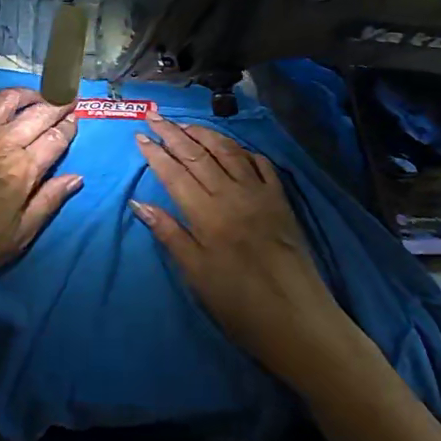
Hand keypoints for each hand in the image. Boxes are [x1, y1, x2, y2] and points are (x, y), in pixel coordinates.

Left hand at [0, 87, 83, 305]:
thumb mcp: (20, 236)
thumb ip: (49, 201)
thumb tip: (76, 177)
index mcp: (21, 170)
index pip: (56, 137)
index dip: (70, 127)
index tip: (77, 121)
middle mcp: (0, 142)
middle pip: (37, 112)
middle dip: (57, 104)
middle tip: (68, 101)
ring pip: (7, 98)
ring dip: (28, 95)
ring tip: (38, 98)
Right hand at [130, 115, 343, 379]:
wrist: (301, 325)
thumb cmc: (240, 306)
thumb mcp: (197, 275)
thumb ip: (170, 234)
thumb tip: (139, 203)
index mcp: (208, 214)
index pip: (175, 173)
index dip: (155, 153)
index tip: (139, 136)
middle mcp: (233, 195)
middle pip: (198, 155)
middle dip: (173, 133)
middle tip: (154, 116)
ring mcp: (260, 195)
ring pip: (229, 152)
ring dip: (205, 134)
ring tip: (186, 124)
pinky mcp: (282, 202)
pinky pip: (262, 165)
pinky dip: (244, 151)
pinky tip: (233, 147)